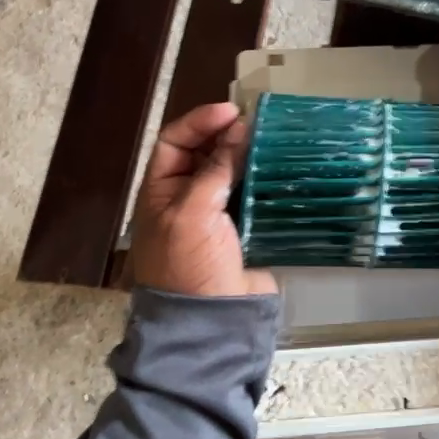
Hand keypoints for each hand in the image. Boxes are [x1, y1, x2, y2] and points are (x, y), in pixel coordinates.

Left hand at [129, 102, 276, 297]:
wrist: (212, 326)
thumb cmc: (191, 268)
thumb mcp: (194, 213)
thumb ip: (215, 168)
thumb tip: (239, 127)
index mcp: (160, 193)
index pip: (173, 141)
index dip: (200, 122)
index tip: (232, 112)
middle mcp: (184, 198)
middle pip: (202, 152)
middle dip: (226, 133)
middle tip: (257, 123)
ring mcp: (213, 215)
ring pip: (229, 169)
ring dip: (247, 152)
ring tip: (272, 139)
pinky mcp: (240, 228)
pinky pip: (249, 191)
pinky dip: (262, 176)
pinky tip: (279, 167)